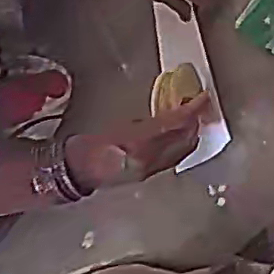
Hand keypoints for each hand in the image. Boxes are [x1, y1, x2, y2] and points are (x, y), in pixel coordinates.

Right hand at [66, 93, 209, 192]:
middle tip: (198, 105)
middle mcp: (150, 161)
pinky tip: (180, 134)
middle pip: (185, 138)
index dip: (191, 109)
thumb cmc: (86, 147)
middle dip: (196, 120)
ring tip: (192, 118)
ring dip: (192, 131)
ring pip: (184, 149)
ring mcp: (152, 171)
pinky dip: (183, 143)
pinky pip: (176, 157)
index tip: (202, 98)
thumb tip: (170, 112)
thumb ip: (148, 121)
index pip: (174, 124)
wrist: (71, 174)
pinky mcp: (151, 175)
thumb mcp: (117, 126)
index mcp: (138, 145)